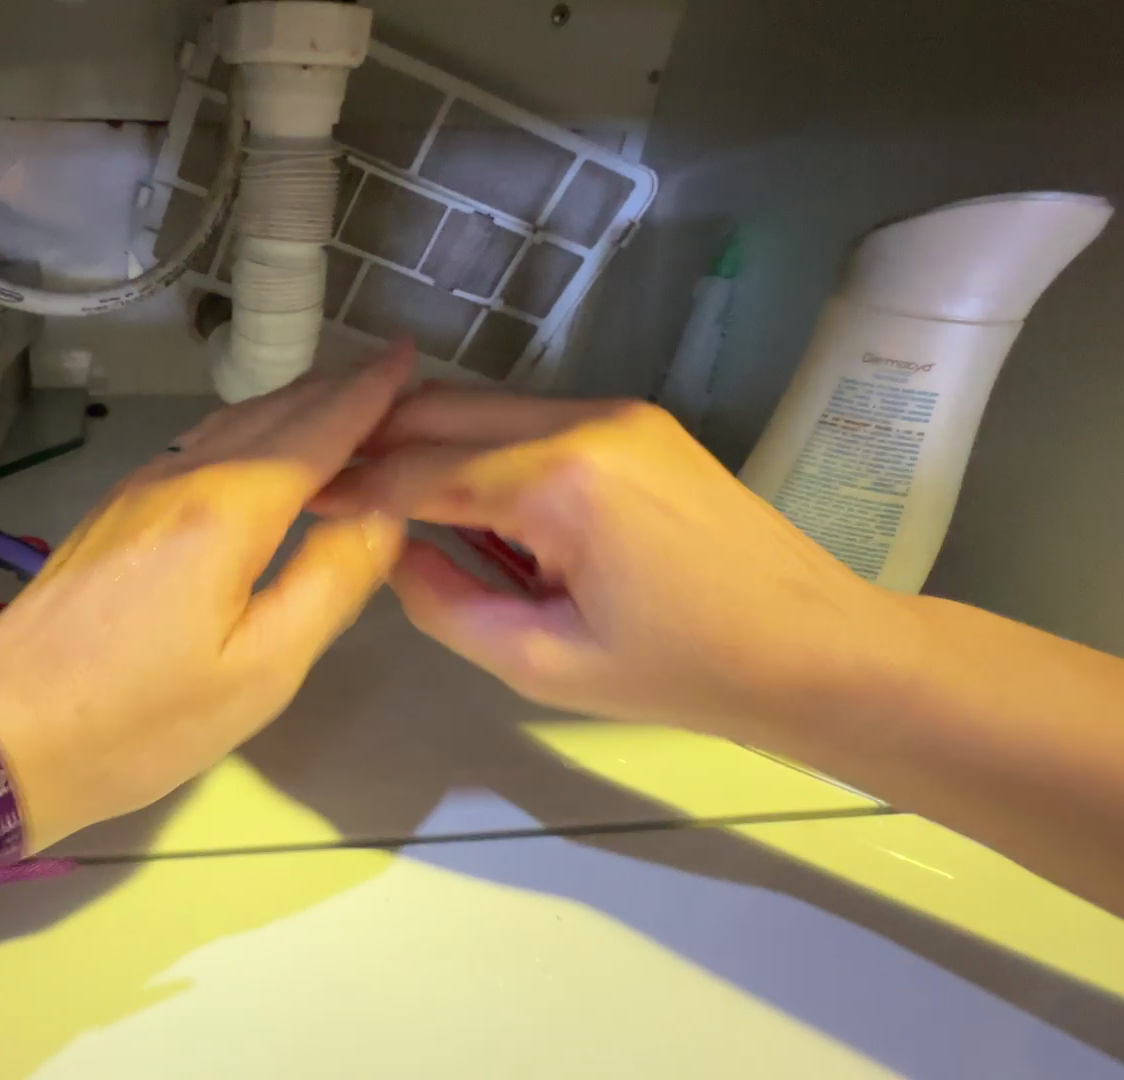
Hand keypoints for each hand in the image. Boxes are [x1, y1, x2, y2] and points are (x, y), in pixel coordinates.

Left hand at [0, 345, 413, 847]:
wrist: (4, 735)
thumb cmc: (143, 718)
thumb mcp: (263, 668)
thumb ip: (332, 579)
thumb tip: (383, 508)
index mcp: (228, 508)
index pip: (318, 429)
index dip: (369, 392)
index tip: (408, 354)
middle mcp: (180, 477)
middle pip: (272, 414)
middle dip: (334, 390)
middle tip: (386, 377)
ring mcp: (135, 491)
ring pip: (227, 426)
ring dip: (287, 408)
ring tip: (333, 404)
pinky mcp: (110, 514)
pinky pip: (193, 449)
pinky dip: (242, 435)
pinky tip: (251, 450)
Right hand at [312, 385, 915, 736]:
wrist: (821, 649)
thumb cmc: (678, 673)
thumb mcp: (538, 661)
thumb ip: (442, 602)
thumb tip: (392, 550)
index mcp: (560, 484)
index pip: (420, 471)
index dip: (353, 485)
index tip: (302, 494)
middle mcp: (582, 421)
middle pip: (440, 410)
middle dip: (374, 440)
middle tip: (326, 475)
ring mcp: (611, 409)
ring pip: (476, 405)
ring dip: (419, 438)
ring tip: (376, 480)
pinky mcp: (628, 417)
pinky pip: (518, 419)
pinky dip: (468, 444)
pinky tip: (453, 485)